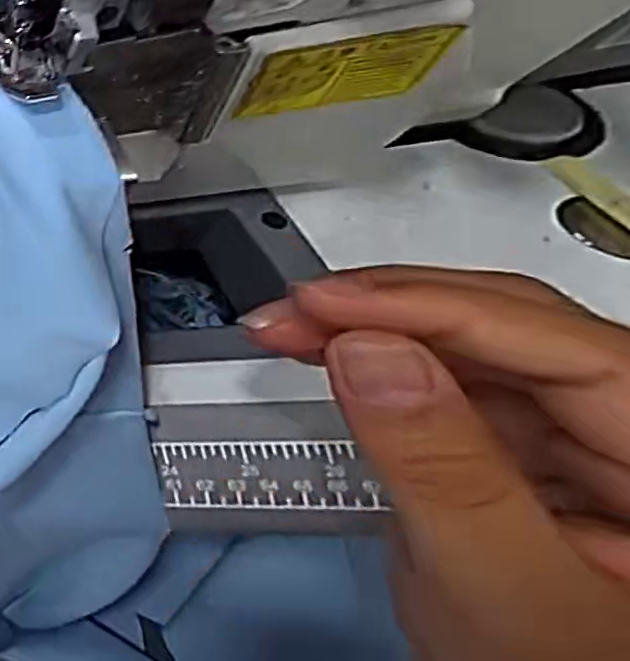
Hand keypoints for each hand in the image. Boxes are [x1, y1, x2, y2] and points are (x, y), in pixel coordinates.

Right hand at [241, 267, 629, 660]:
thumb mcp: (496, 582)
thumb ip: (442, 467)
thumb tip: (368, 351)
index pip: (570, 353)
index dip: (431, 309)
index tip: (315, 300)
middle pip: (521, 332)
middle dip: (386, 309)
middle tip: (286, 313)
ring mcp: (594, 439)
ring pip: (475, 343)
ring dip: (368, 325)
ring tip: (286, 329)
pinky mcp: (531, 442)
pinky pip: (450, 372)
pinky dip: (375, 353)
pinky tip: (326, 350)